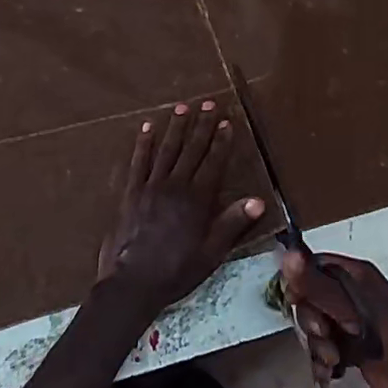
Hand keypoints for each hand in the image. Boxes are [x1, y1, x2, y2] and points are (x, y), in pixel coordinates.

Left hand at [97, 100, 264, 315]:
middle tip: (209, 103)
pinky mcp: (130, 192)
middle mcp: (175, 186)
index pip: (213, 163)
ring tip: (183, 107)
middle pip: (192, 150)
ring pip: (167, 150)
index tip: (227, 122)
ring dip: (176, 127)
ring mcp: (150, 186)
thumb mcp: (211, 253)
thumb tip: (257, 200)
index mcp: (197, 200)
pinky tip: (148, 127)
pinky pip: (138, 161)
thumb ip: (232, 223)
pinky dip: (144, 143)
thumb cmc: (176, 272)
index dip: (221, 141)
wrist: (132, 283)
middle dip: (202, 125)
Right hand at [280, 251, 387, 387]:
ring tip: (333, 359)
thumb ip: (317, 286)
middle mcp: (351, 294)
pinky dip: (323, 360)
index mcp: (356, 275)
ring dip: (317, 344)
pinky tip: (331, 373)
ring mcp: (351, 322)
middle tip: (324, 333)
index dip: (300, 282)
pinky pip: (323, 347)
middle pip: (310, 298)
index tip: (297, 301)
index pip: (313, 266)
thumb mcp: (354, 311)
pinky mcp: (351, 348)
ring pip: (315, 325)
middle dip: (311, 320)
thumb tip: (286, 254)